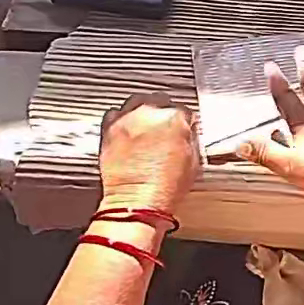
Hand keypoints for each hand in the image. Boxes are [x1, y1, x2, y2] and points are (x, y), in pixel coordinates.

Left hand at [99, 92, 200, 213]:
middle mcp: (150, 114)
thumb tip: (187, 135)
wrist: (136, 203)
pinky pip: (114, 114)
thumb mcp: (194, 162)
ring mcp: (128, 120)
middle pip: (160, 101)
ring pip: (137, 102)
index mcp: (175, 119)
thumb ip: (191, 139)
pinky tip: (127, 130)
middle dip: (163, 113)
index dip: (185, 122)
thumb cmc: (164, 189)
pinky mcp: (109, 129)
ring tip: (145, 126)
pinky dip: (121, 119)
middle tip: (164, 128)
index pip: (184, 110)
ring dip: (142, 111)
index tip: (183, 130)